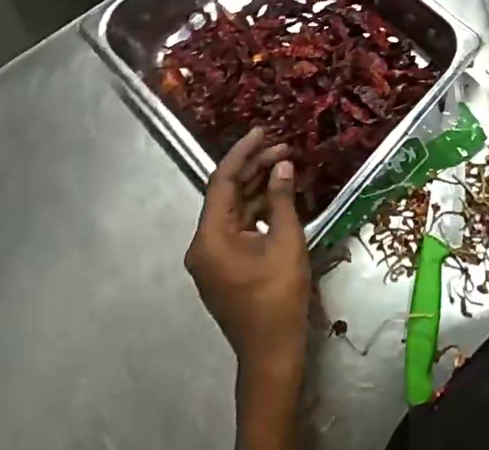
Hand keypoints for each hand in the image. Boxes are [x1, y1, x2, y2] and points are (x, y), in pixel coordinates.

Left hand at [185, 128, 309, 365]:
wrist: (272, 357)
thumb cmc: (278, 300)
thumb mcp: (286, 243)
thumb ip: (281, 200)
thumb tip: (282, 166)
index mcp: (209, 236)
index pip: (222, 181)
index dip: (242, 153)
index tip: (261, 131)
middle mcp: (202, 243)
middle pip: (227, 194)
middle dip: (254, 168)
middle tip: (282, 147)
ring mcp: (211, 257)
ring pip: (233, 210)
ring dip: (257, 188)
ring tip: (284, 165)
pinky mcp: (223, 267)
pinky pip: (237, 228)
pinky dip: (256, 211)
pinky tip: (277, 195)